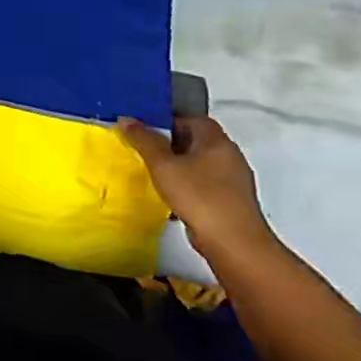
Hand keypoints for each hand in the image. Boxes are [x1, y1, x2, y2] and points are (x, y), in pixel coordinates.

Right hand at [117, 115, 276, 257]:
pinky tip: (171, 195)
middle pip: (196, 141)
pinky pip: (205, 182)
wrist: (232, 241)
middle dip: (171, 144)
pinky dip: (188, 184)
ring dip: (178, 165)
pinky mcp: (231, 199)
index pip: (193, 119)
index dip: (169, 121)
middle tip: (146, 150)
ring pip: (200, 163)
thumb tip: (127, 120)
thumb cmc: (198, 196)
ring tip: (155, 173)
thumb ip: (144, 140)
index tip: (147, 130)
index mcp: (217, 142)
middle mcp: (230, 156)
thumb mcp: (162, 165)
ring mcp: (233, 180)